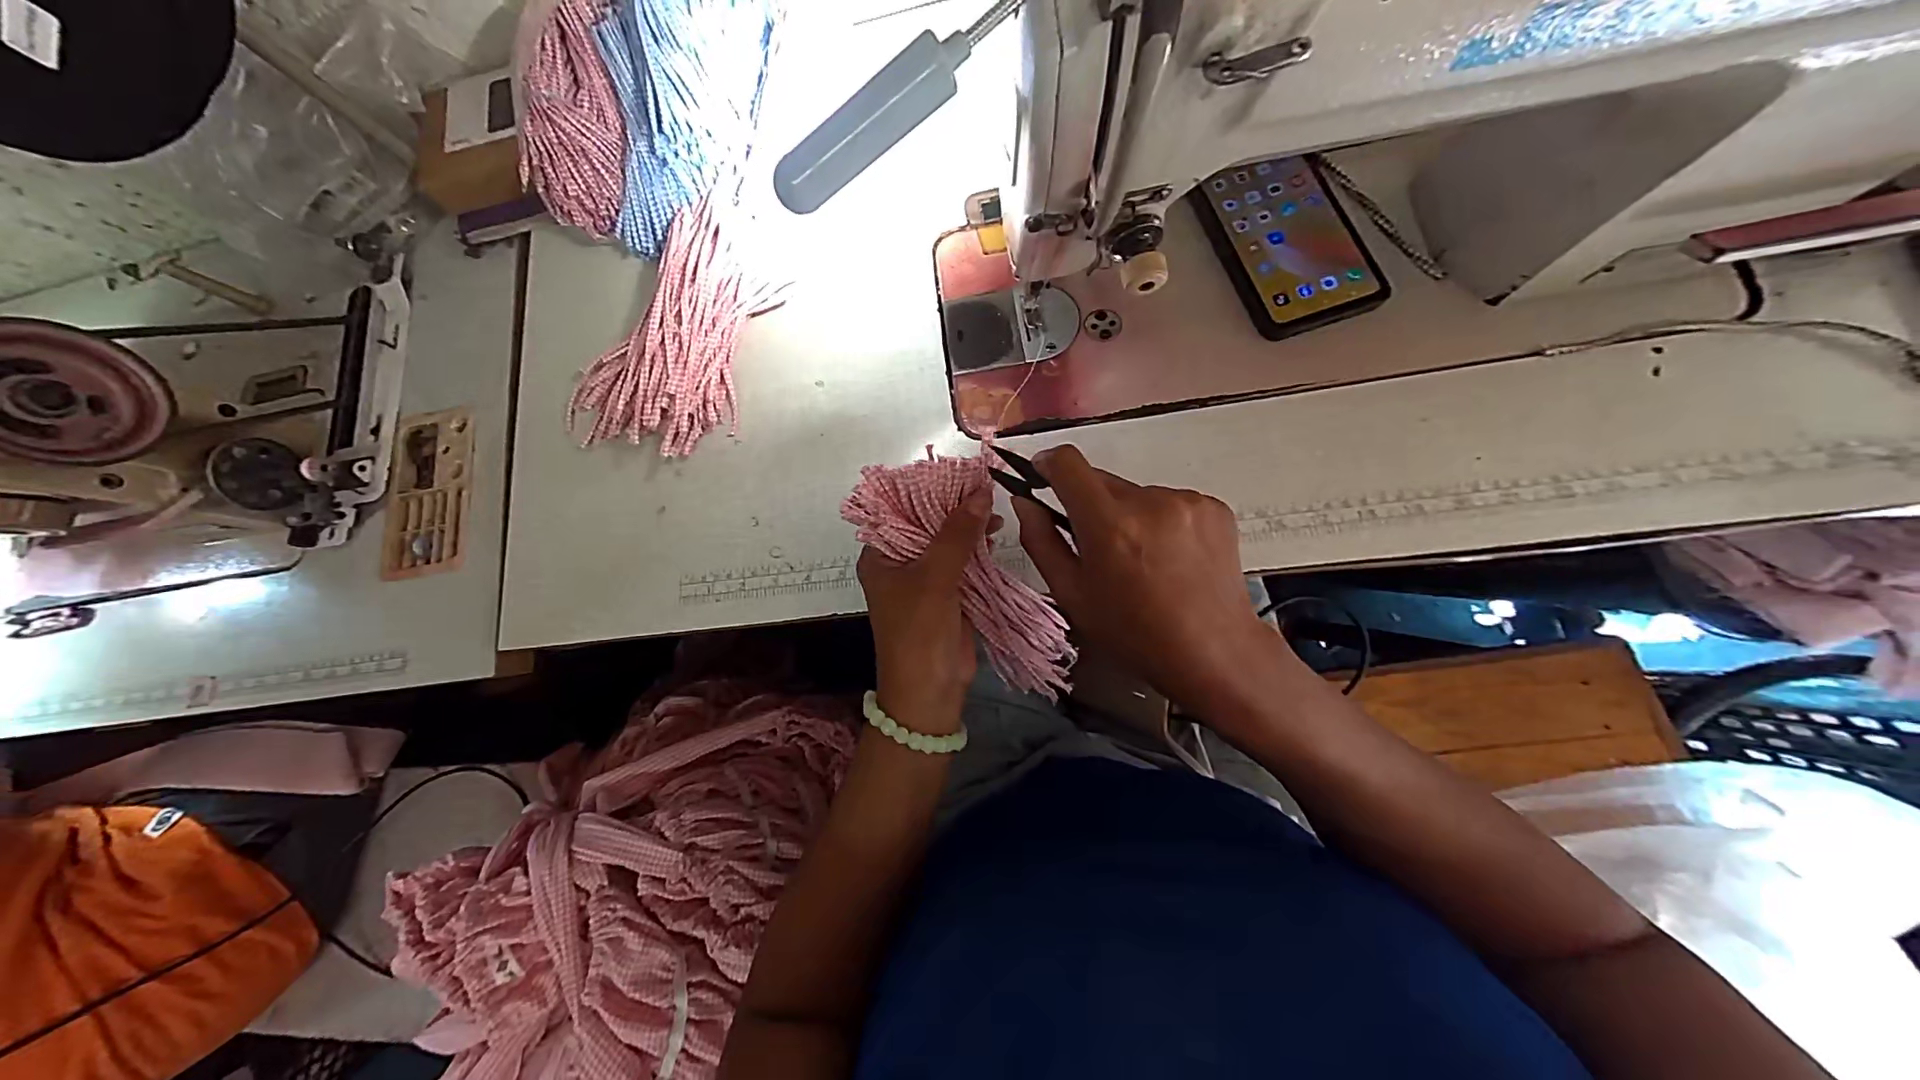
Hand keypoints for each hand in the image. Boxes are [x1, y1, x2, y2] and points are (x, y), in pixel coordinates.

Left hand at [857, 487, 996, 734]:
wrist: (930, 691)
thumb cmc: (919, 632)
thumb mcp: (935, 578)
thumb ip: (957, 534)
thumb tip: (981, 492)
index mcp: (880, 556)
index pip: (900, 510)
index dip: (927, 489)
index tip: (958, 471)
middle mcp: (899, 563)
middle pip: (927, 524)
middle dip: (953, 507)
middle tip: (983, 485)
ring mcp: (925, 579)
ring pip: (948, 542)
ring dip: (968, 526)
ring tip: (994, 507)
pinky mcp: (949, 594)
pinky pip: (963, 562)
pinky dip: (977, 548)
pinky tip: (994, 532)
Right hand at [1012, 445, 1295, 724]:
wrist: (1213, 651)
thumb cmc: (1134, 633)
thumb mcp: (1072, 595)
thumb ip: (1041, 541)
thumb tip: (1024, 502)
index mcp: (1109, 524)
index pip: (1068, 463)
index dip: (1049, 464)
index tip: (1044, 476)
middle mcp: (1149, 501)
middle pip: (1102, 481)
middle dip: (1092, 506)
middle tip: (1100, 548)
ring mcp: (1187, 501)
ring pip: (1137, 494)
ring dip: (1130, 515)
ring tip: (1143, 561)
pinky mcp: (1214, 507)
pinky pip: (1171, 502)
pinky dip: (1162, 522)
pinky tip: (1171, 558)